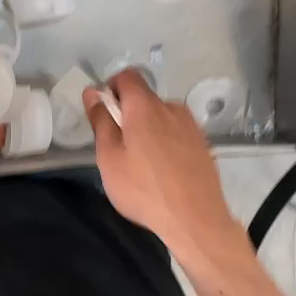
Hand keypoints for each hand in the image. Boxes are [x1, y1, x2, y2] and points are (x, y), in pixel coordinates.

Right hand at [85, 72, 243, 259]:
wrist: (195, 219)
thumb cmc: (143, 189)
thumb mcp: (109, 158)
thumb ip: (101, 121)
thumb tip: (92, 93)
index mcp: (145, 106)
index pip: (127, 76)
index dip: (111, 88)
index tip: (104, 114)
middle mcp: (172, 108)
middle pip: (144, 99)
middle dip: (128, 115)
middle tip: (118, 149)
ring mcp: (191, 126)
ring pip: (161, 117)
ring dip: (148, 130)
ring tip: (142, 165)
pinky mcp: (203, 144)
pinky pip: (176, 134)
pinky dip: (165, 144)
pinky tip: (163, 172)